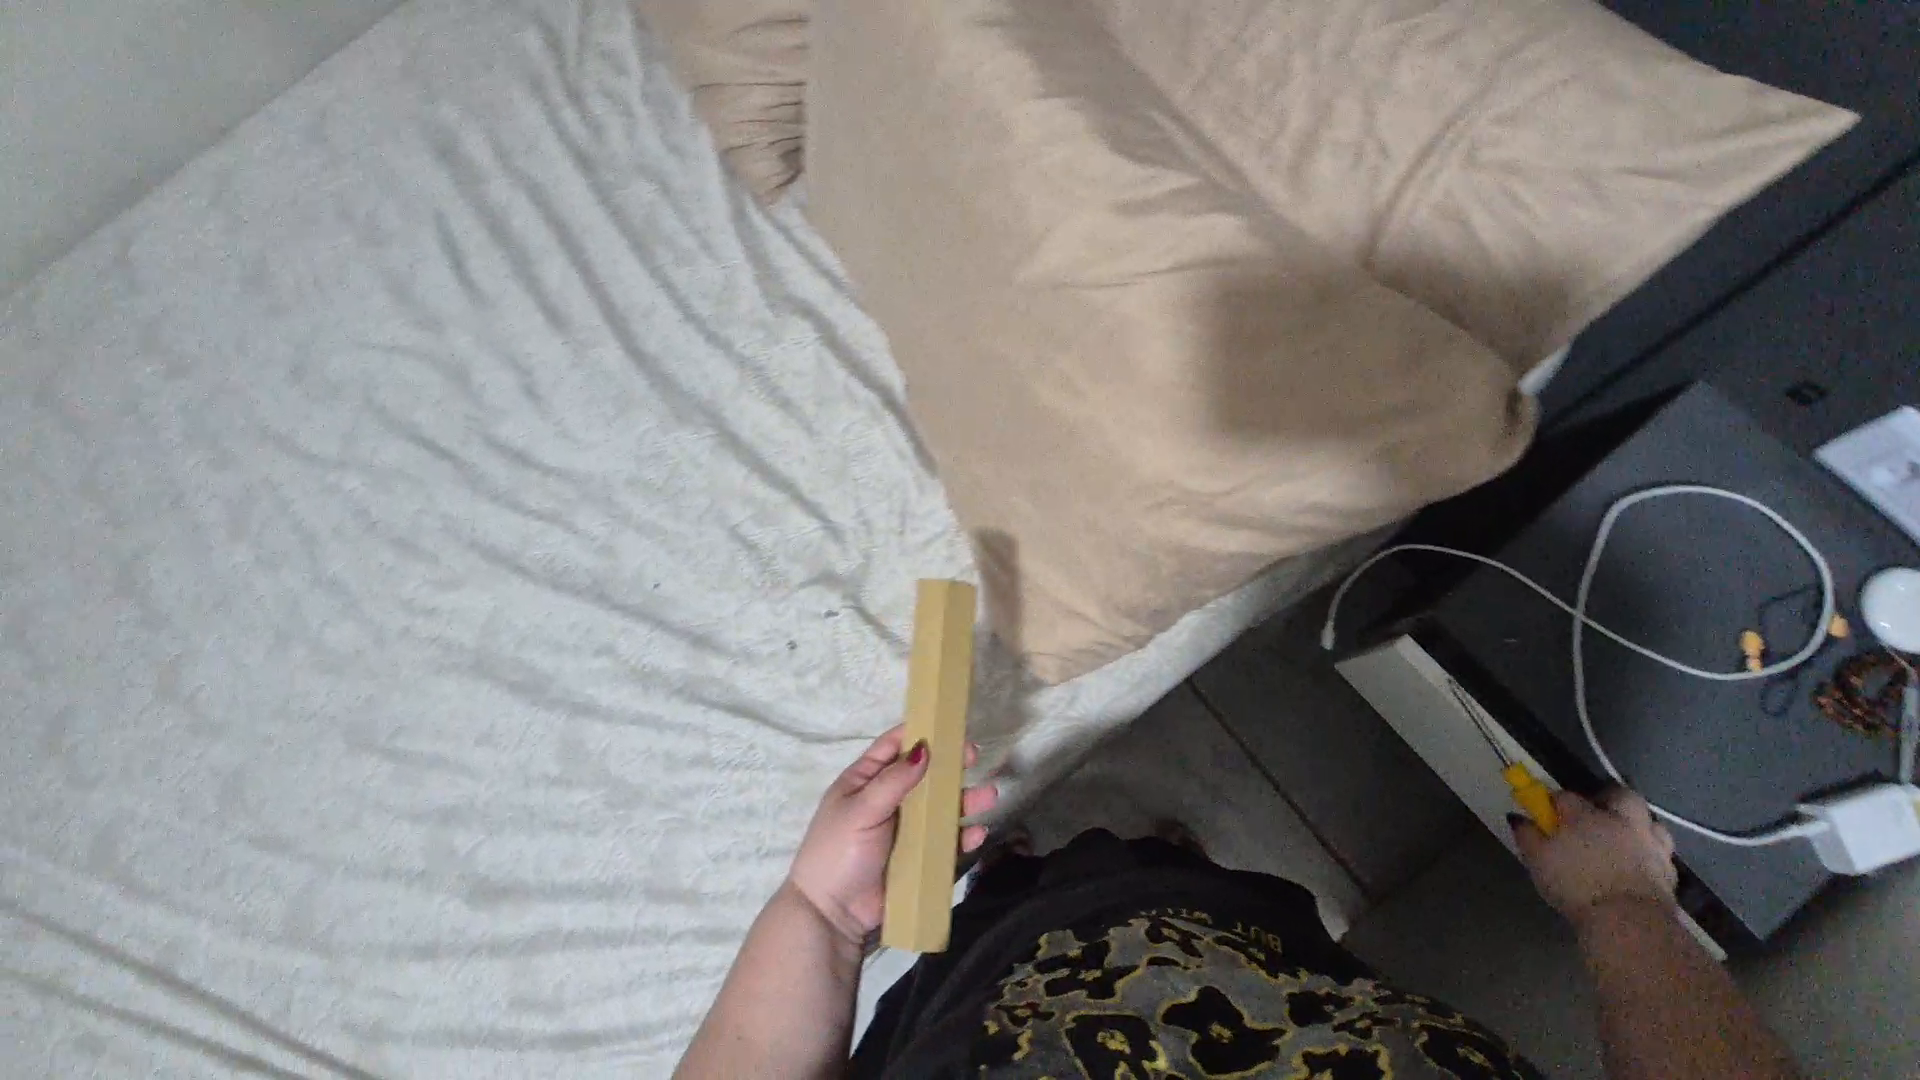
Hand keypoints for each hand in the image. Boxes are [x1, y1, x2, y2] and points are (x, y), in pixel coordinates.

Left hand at [785, 726, 998, 945]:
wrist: (831, 916)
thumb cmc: (838, 852)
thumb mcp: (861, 810)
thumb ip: (894, 781)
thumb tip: (924, 749)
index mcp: (865, 781)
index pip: (894, 747)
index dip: (920, 734)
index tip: (947, 724)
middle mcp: (887, 801)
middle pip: (925, 776)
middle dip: (950, 766)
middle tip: (975, 756)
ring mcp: (904, 831)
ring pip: (940, 808)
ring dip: (964, 800)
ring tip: (988, 796)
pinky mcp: (917, 859)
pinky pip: (945, 843)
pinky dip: (962, 837)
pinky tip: (977, 834)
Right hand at [1512, 788, 1678, 923]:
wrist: (1628, 922)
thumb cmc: (1575, 885)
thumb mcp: (1537, 860)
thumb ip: (1527, 835)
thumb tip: (1518, 818)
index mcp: (1586, 816)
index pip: (1566, 796)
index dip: (1554, 801)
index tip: (1547, 811)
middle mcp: (1621, 823)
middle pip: (1623, 796)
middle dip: (1610, 798)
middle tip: (1597, 812)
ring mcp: (1651, 846)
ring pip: (1652, 822)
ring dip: (1639, 825)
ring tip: (1624, 838)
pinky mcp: (1670, 872)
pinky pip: (1662, 853)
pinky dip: (1650, 854)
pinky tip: (1639, 865)